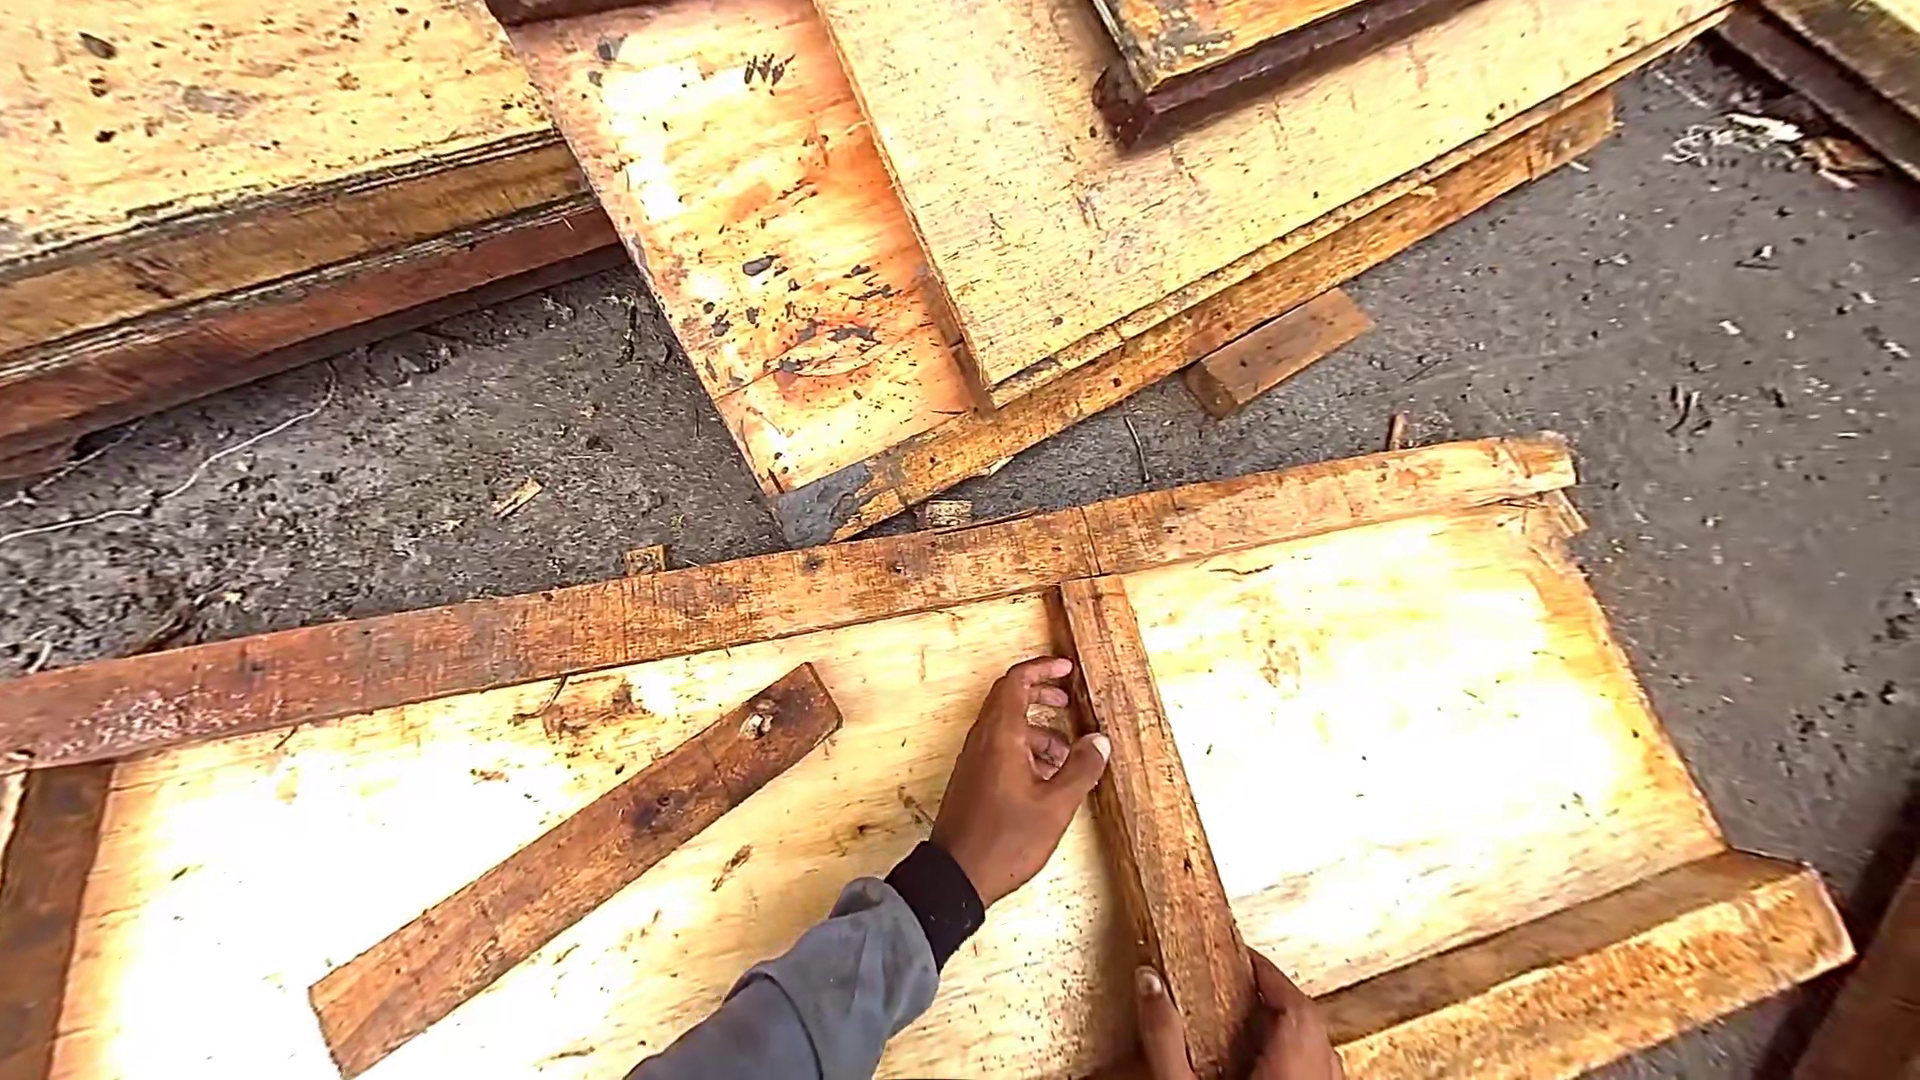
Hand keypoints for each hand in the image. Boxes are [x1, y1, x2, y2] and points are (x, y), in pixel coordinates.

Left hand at [930, 656, 1110, 905]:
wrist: (956, 875)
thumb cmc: (1006, 838)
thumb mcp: (1055, 805)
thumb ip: (1080, 769)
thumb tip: (1099, 741)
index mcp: (1001, 734)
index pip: (1016, 681)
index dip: (1042, 668)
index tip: (1066, 668)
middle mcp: (984, 738)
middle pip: (1010, 697)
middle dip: (1041, 694)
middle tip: (1068, 703)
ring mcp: (975, 757)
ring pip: (1007, 725)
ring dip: (1037, 729)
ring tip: (1067, 753)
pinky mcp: (974, 776)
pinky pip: (1000, 746)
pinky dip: (1025, 748)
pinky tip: (1047, 776)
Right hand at [1137, 949, 1343, 1079]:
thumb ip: (1164, 1036)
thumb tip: (1147, 978)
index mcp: (1292, 1075)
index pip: (1299, 1008)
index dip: (1271, 974)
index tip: (1240, 955)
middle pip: (1313, 1029)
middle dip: (1278, 998)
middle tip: (1240, 984)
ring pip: (1322, 1060)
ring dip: (1289, 1033)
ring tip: (1248, 1022)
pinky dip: (1294, 1063)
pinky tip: (1257, 1068)